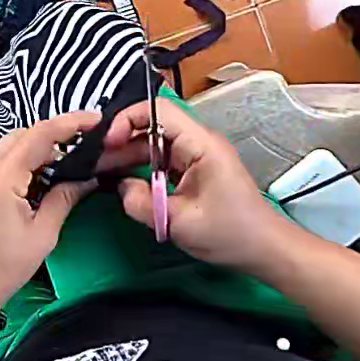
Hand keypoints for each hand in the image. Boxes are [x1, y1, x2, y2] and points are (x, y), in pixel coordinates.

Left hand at [0, 112, 100, 314]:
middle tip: (85, 140)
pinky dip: (23, 158)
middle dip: (55, 132)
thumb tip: (88, 177)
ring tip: (68, 156)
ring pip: (10, 143)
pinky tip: (43, 171)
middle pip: (22, 134)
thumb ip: (65, 198)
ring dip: (38, 145)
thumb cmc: (5, 267)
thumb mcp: (44, 234)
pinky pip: (0, 158)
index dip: (70, 123)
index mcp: (0, 180)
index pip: (39, 136)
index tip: (95, 119)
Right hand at [98, 99, 296, 271]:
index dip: (128, 120)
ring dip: (128, 157)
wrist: (265, 249)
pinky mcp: (195, 172)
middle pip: (152, 128)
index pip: (159, 111)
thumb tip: (120, 187)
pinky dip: (142, 170)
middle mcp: (199, 144)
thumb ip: (142, 203)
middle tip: (94, 162)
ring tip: (101, 173)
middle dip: (121, 142)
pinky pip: (162, 163)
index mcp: (201, 145)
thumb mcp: (179, 222)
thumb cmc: (230, 233)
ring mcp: (197, 158)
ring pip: (155, 146)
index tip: (107, 143)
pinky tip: (123, 182)